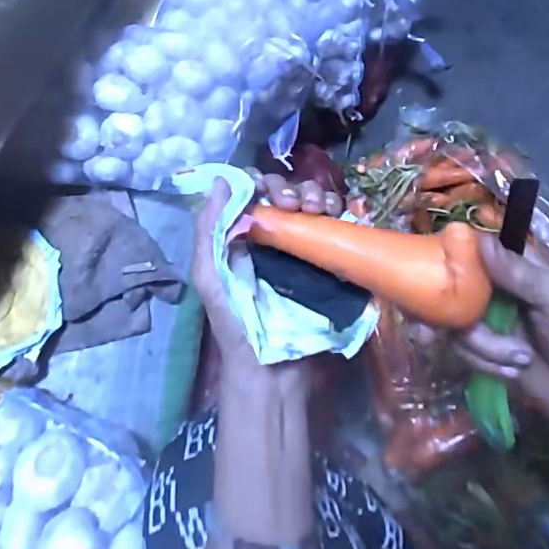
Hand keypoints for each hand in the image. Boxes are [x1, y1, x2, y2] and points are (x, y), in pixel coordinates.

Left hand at [190, 173, 338, 394]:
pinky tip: (337, 215)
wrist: (274, 369)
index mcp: (244, 233)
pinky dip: (340, 211)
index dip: (263, 182)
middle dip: (293, 189)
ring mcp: (304, 247)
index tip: (267, 192)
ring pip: (315, 204)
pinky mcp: (330, 262)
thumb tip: (220, 179)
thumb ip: (208, 229)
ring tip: (319, 211)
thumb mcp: (208, 276)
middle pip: (288, 192)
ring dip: (318, 196)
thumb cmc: (235, 323)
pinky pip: (338, 226)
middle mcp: (275, 234)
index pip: (255, 191)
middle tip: (295, 207)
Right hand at [420, 235, 548, 422]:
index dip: (448, 258)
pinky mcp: (477, 345)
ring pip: (453, 323)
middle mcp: (488, 284)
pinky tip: (512, 371)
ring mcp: (480, 315)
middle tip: (455, 336)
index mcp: (509, 263)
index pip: (467, 247)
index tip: (441, 278)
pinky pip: (460, 348)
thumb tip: (481, 241)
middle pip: (448, 286)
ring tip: (519, 359)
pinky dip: (484, 363)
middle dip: (453, 317)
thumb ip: (520, 273)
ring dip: (484, 348)